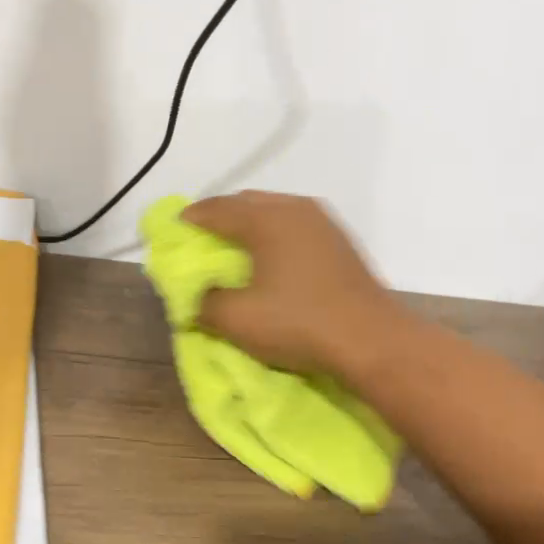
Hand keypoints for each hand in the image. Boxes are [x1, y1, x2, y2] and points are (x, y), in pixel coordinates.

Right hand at [182, 191, 397, 375]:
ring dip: (250, 227)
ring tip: (234, 250)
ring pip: (275, 213)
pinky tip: (270, 261)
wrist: (369, 339)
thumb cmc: (298, 323)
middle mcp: (296, 209)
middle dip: (221, 218)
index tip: (174, 230)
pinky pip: (295, 229)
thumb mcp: (237, 320)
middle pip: (248, 203)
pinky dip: (274, 238)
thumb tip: (196, 298)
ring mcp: (323, 224)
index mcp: (266, 220)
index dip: (191, 219)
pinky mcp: (340, 244)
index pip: (217, 209)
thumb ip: (206, 303)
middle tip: (201, 239)